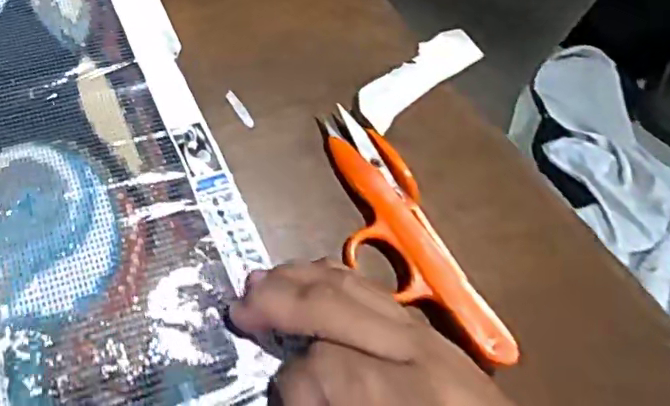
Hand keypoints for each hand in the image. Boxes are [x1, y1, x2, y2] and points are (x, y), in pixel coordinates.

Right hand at [231, 260, 513, 405]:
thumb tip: (288, 386)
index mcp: (422, 399)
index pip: (331, 368)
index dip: (291, 385)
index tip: (275, 398)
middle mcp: (425, 355)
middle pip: (332, 304)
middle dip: (277, 303)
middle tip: (237, 312)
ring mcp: (430, 335)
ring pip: (347, 282)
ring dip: (294, 279)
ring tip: (256, 284)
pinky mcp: (433, 332)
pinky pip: (368, 285)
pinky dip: (325, 275)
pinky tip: (301, 278)